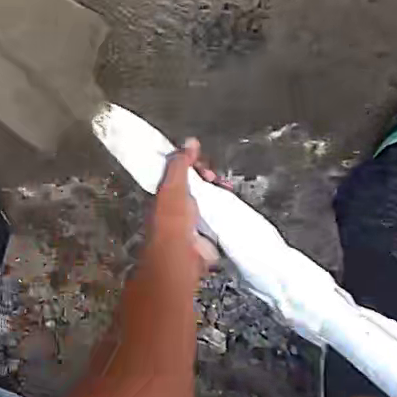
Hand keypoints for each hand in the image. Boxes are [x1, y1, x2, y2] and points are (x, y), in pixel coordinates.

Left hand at [153, 139, 220, 271]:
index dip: (189, 164)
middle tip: (214, 177)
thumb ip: (180, 164)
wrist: (182, 256)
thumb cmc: (172, 220)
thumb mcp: (173, 186)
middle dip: (207, 176)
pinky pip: (220, 215)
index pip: (177, 173)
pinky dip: (228, 208)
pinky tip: (233, 203)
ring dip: (219, 190)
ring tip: (226, 188)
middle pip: (195, 184)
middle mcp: (177, 206)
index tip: (200, 161)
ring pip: (209, 198)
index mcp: (164, 194)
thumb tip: (190, 141)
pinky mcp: (209, 232)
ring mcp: (193, 219)